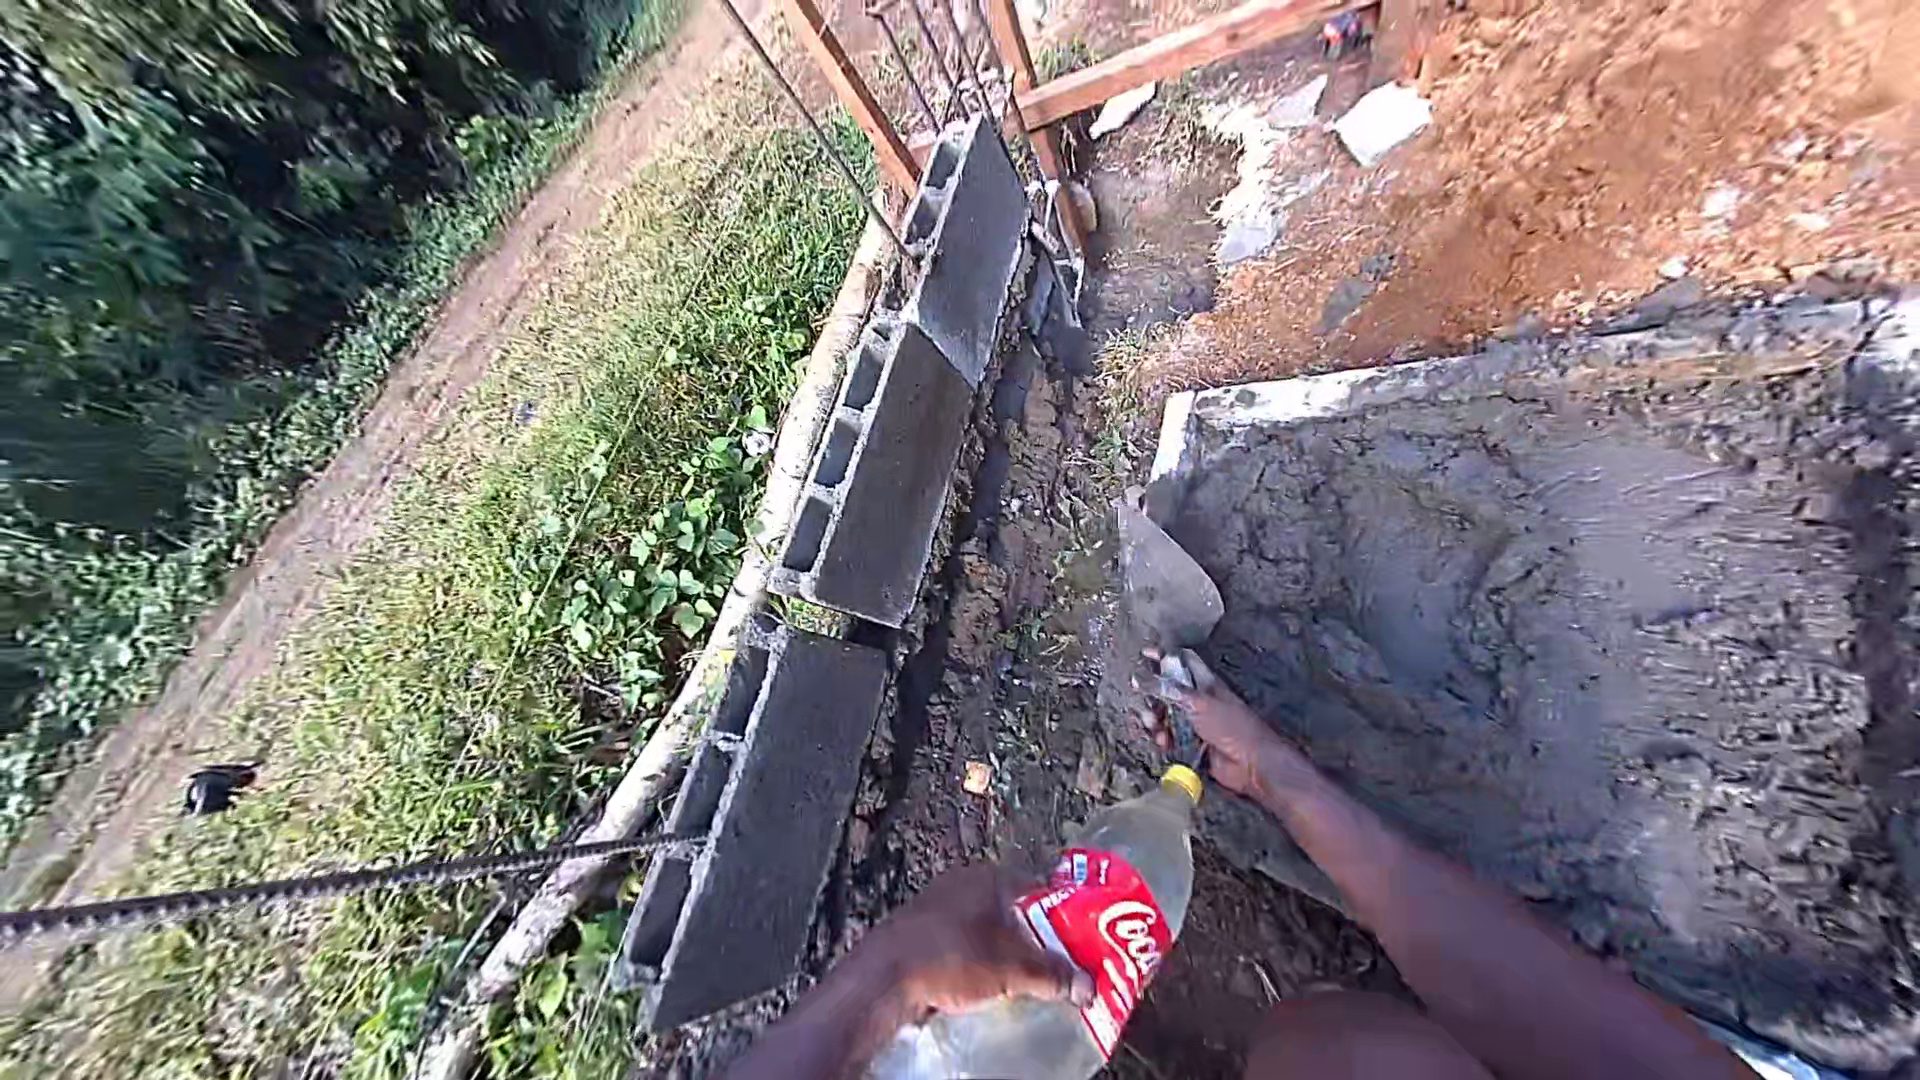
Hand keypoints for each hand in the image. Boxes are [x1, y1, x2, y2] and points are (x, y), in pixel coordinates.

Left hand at [856, 864, 1092, 1015]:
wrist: (886, 974)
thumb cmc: (952, 954)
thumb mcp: (1011, 969)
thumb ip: (1052, 974)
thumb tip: (1088, 985)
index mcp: (989, 876)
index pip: (1037, 887)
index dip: (1060, 914)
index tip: (1078, 940)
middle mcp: (965, 881)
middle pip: (1013, 907)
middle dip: (1034, 936)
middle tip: (1055, 967)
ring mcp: (941, 902)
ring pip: (986, 925)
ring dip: (1004, 950)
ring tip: (1023, 980)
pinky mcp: (923, 927)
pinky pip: (963, 939)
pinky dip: (978, 957)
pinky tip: (983, 983)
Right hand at [1139, 649, 1318, 799]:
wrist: (1252, 765)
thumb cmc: (1231, 726)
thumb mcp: (1198, 702)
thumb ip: (1166, 689)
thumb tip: (1137, 677)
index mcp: (1203, 683)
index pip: (1180, 661)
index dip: (1163, 655)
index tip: (1144, 655)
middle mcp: (1195, 699)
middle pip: (1163, 689)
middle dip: (1150, 696)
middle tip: (1147, 705)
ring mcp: (1191, 722)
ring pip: (1161, 714)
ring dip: (1153, 720)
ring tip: (1154, 727)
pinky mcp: (1187, 742)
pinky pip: (1165, 735)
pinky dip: (1159, 737)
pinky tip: (1161, 742)